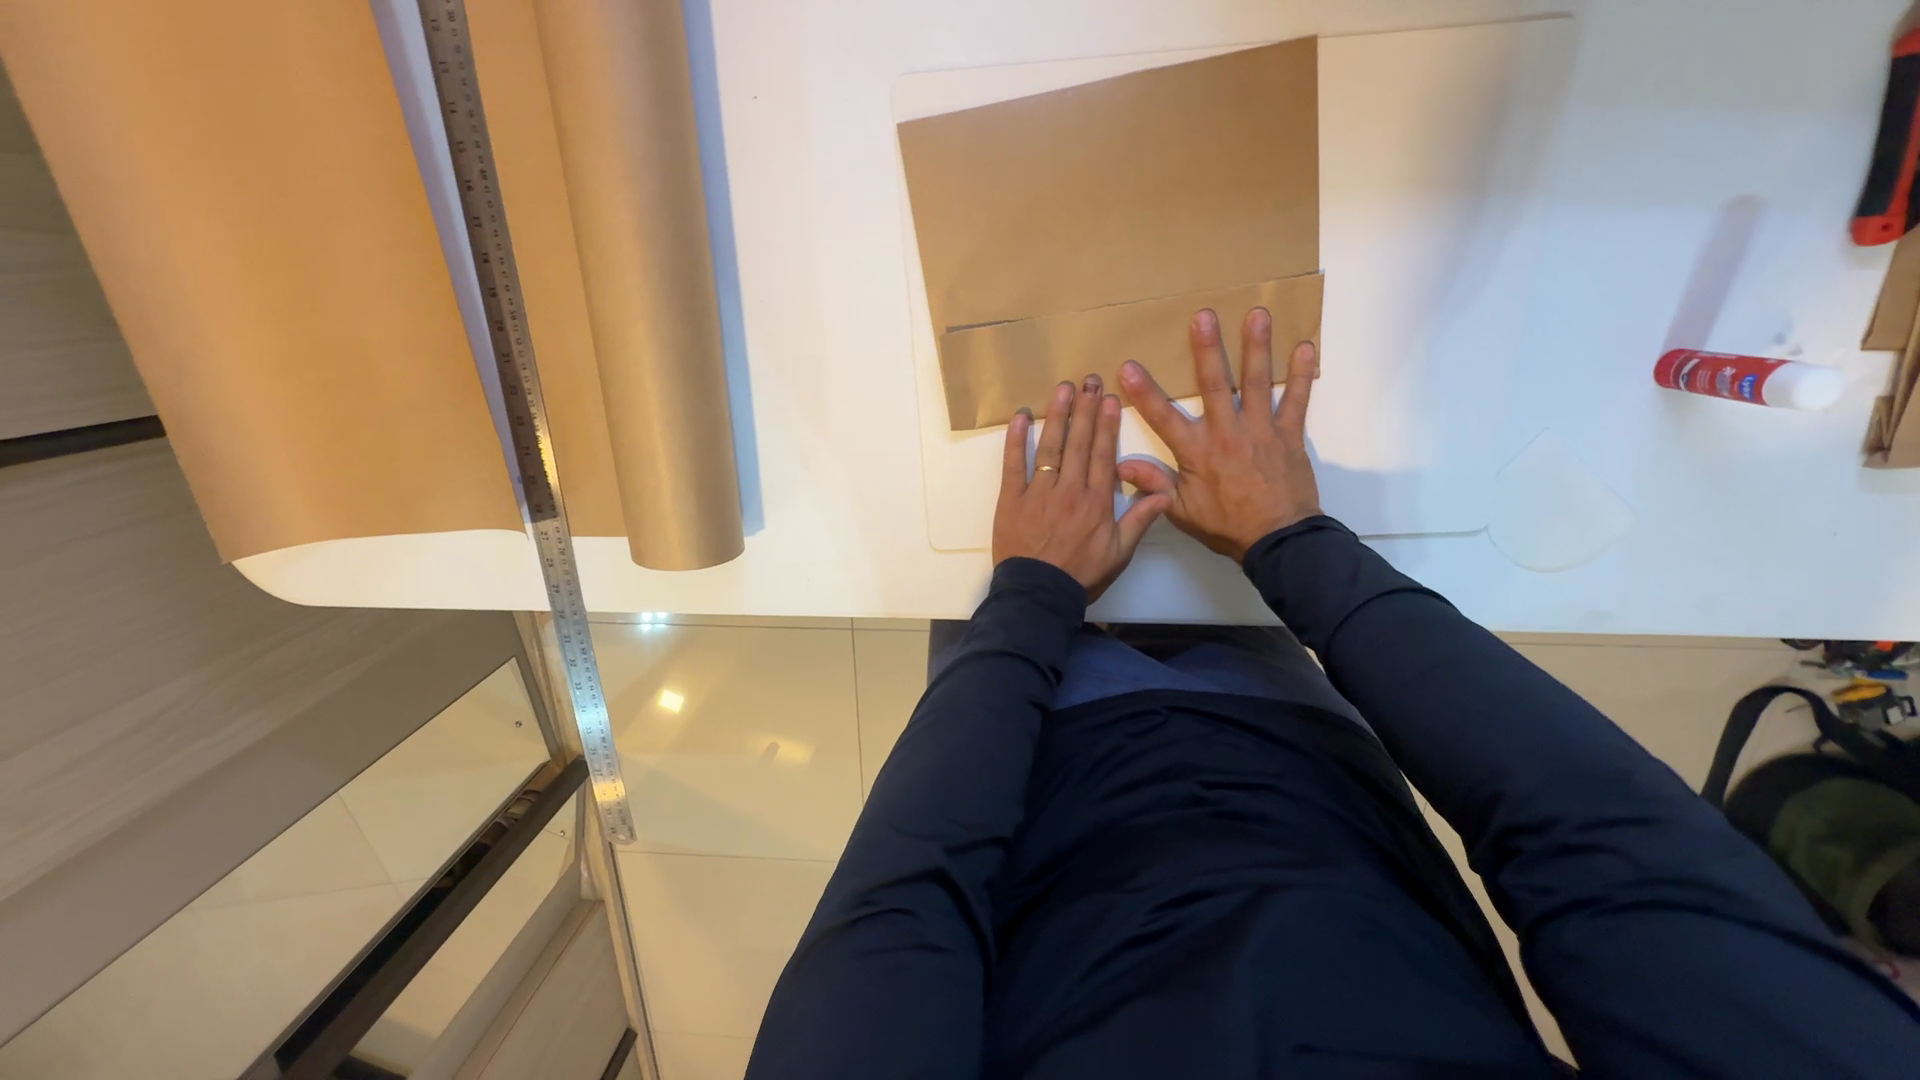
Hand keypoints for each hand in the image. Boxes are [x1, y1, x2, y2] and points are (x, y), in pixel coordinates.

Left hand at [993, 374, 1171, 601]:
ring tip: (1063, 388)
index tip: (1110, 399)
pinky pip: (1013, 464)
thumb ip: (1140, 520)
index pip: (1103, 454)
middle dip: (1085, 409)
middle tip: (1089, 380)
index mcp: (1096, 501)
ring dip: (1057, 415)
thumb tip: (1164, 494)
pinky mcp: (1011, 499)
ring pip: (1050, 446)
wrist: (1039, 593)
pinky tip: (1020, 417)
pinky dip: (1015, 440)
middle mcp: (1069, 489)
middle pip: (1079, 443)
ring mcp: (1038, 492)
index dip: (1107, 425)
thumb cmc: (1081, 575)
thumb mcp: (1119, 553)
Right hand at [1117, 307, 1321, 561]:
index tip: (1128, 367)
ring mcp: (1261, 431)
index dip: (1144, 392)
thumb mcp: (1182, 512)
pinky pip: (1297, 401)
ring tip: (1257, 314)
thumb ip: (1154, 484)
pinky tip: (1306, 347)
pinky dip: (1303, 374)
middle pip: (1214, 385)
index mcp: (1197, 452)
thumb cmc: (1227, 527)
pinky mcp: (1289, 435)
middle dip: (1207, 349)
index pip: (1163, 417)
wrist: (1278, 540)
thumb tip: (1121, 465)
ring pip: (1257, 382)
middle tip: (1203, 316)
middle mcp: (1227, 433)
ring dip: (1257, 347)